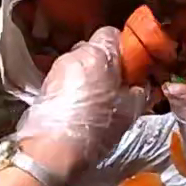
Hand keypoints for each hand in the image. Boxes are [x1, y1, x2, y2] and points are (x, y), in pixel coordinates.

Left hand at [13, 27, 147, 183]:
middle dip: (106, 63)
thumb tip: (140, 83)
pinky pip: (67, 79)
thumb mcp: (130, 110)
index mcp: (97, 53)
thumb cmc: (95, 128)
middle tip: (117, 86)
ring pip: (80, 65)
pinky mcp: (45, 86)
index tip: (131, 67)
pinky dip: (75, 88)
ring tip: (98, 100)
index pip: (112, 33)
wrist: (52, 151)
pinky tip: (81, 108)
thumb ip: (138, 90)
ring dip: (90, 76)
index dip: (123, 48)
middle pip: (94, 49)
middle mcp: (74, 54)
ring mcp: (56, 69)